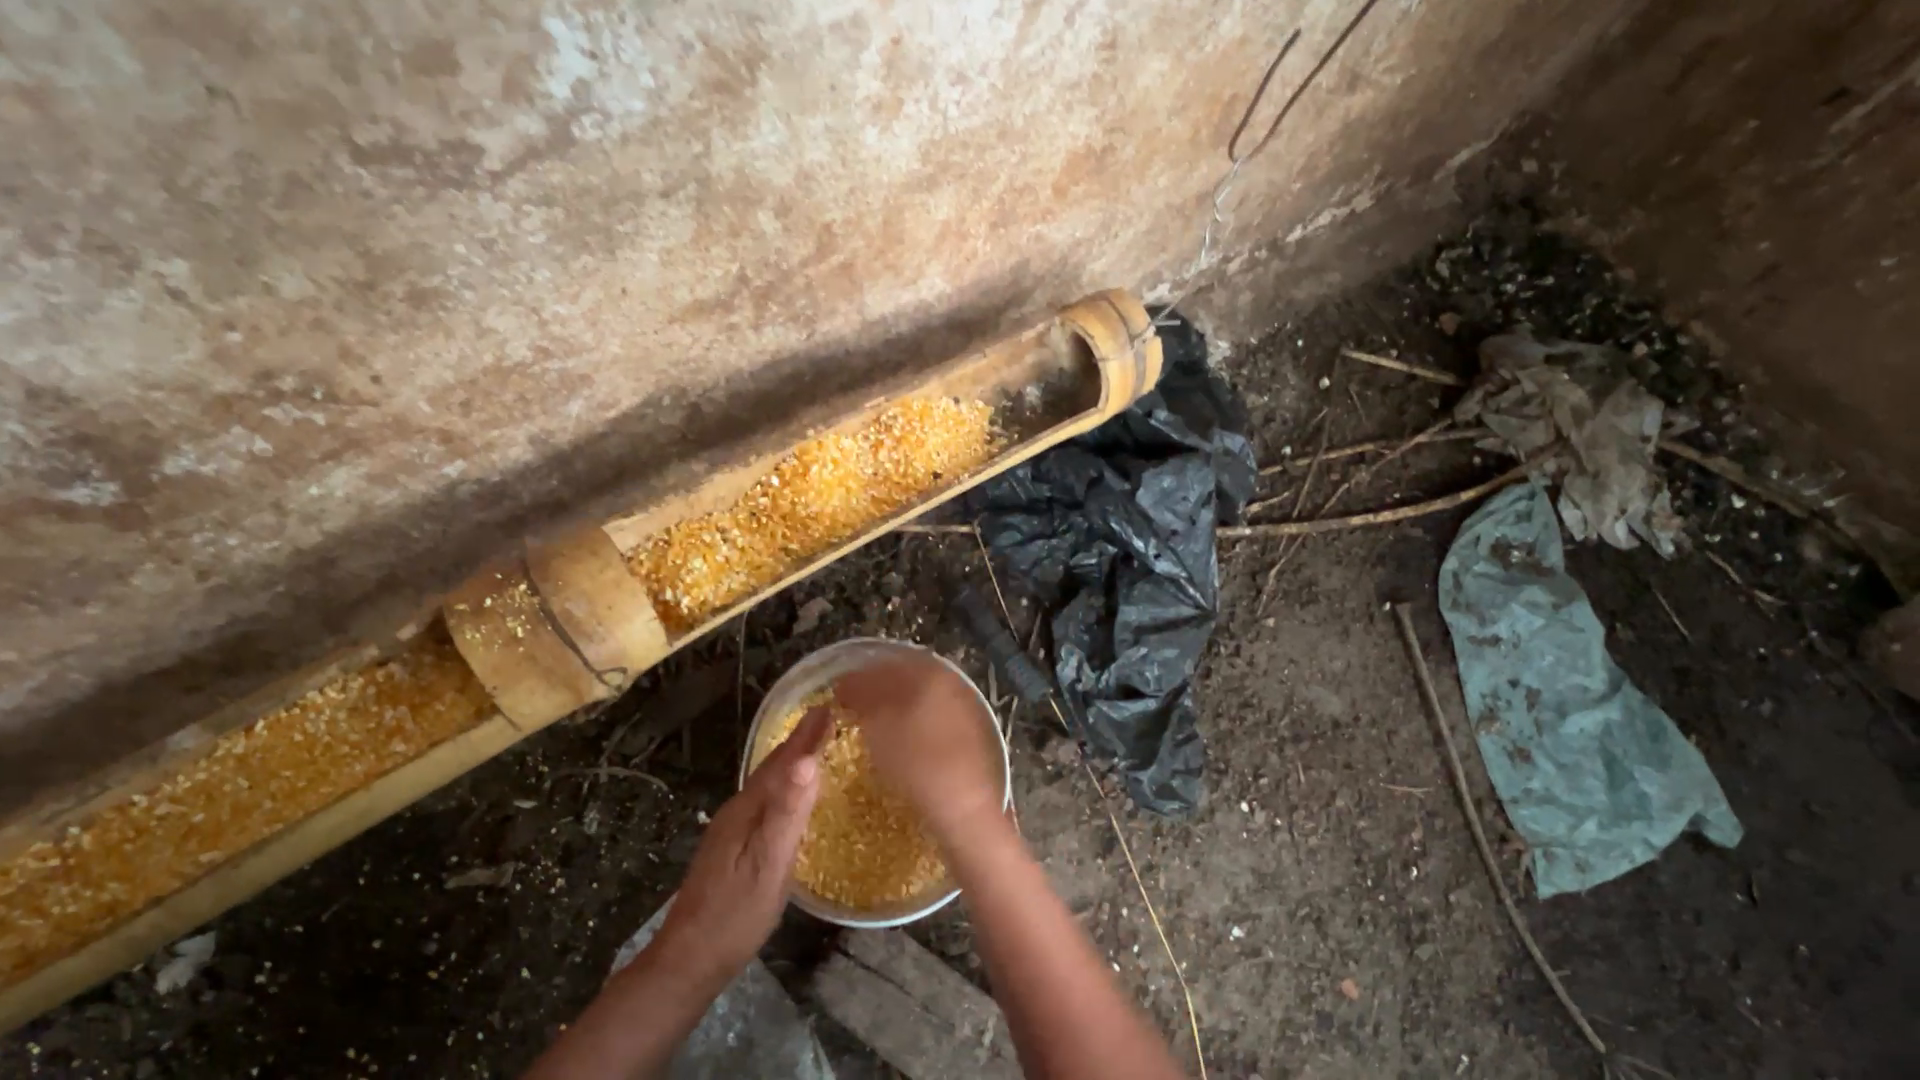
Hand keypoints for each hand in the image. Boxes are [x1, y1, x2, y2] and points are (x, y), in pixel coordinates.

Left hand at [652, 707, 831, 988]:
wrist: (689, 960)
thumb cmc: (736, 914)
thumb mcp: (769, 863)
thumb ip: (788, 812)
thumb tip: (808, 760)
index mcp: (747, 809)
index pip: (783, 762)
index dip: (807, 736)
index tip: (830, 706)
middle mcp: (737, 811)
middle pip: (772, 769)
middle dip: (799, 742)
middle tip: (826, 717)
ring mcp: (731, 830)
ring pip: (767, 785)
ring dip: (791, 763)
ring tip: (813, 749)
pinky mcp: (732, 848)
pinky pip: (765, 803)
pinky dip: (784, 788)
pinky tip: (790, 800)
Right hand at [834, 655, 1002, 841]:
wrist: (963, 804)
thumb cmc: (917, 762)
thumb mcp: (879, 726)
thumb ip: (862, 698)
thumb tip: (849, 687)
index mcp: (928, 672)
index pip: (884, 665)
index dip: (857, 678)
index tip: (837, 693)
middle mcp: (950, 680)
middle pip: (904, 676)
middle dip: (876, 688)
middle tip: (852, 707)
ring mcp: (964, 704)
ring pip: (919, 695)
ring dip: (895, 703)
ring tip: (872, 723)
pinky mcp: (970, 729)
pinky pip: (933, 713)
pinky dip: (913, 719)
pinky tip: (900, 737)